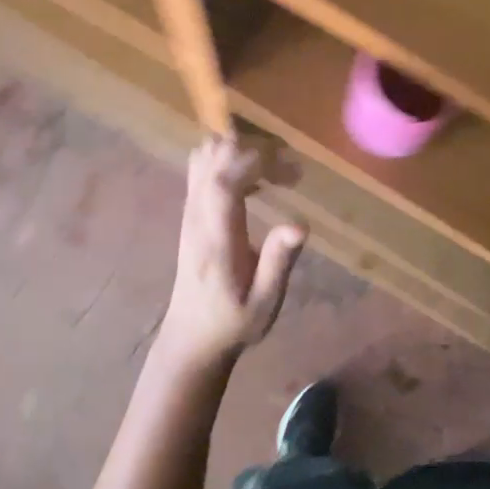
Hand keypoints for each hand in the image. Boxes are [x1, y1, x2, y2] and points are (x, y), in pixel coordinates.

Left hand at [158, 136, 305, 370]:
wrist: (192, 338)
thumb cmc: (233, 323)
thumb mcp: (263, 303)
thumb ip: (278, 263)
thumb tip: (299, 225)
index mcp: (216, 238)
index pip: (223, 182)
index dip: (254, 161)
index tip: (289, 168)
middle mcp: (197, 216)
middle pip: (212, 157)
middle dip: (254, 150)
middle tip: (289, 171)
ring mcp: (190, 210)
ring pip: (204, 156)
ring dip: (242, 151)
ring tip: (276, 172)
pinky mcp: (191, 211)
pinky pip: (204, 167)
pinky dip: (232, 159)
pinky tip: (260, 180)